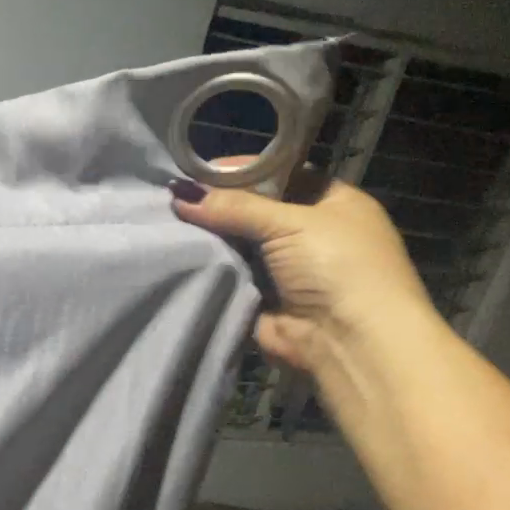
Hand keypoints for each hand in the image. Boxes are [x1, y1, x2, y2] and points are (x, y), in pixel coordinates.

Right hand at [169, 164, 438, 375]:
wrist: (347, 340)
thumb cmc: (339, 267)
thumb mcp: (292, 223)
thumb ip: (235, 206)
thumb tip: (178, 193)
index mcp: (331, 202)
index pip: (279, 174)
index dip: (241, 170)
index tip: (196, 169)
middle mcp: (306, 232)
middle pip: (251, 209)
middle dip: (215, 205)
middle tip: (169, 198)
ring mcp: (279, 266)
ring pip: (233, 242)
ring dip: (205, 237)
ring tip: (161, 223)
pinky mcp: (255, 296)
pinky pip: (223, 274)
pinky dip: (203, 268)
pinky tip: (172, 254)